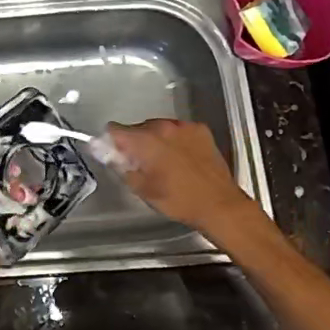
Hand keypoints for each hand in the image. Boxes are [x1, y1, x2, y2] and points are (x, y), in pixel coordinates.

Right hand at [104, 119, 265, 238]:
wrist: (218, 203)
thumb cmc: (179, 200)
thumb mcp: (142, 189)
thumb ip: (122, 167)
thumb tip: (112, 155)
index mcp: (145, 140)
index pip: (116, 129)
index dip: (111, 141)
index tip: (114, 152)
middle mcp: (164, 126)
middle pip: (139, 127)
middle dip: (137, 143)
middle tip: (142, 164)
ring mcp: (184, 126)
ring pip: (160, 128)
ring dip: (158, 140)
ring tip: (165, 163)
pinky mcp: (201, 130)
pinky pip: (180, 130)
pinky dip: (177, 140)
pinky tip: (182, 159)